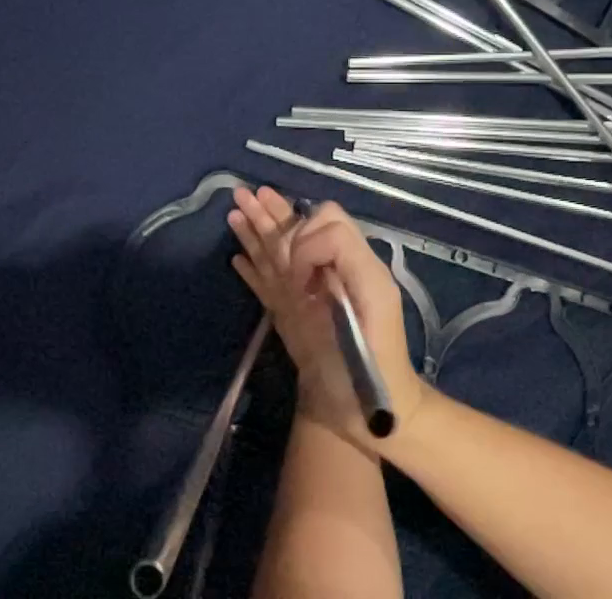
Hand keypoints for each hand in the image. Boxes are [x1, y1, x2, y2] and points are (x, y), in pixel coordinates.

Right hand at [227, 187, 426, 451]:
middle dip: (273, 214)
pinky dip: (254, 269)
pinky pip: (271, 286)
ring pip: (281, 254)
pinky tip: (237, 258)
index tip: (301, 280)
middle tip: (244, 195)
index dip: (307, 242)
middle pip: (299, 232)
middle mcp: (331, 276)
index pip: (327, 227)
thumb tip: (303, 246)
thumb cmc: (376, 364)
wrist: (372, 417)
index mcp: (356, 267)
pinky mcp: (296, 321)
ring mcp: (310, 299)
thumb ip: (346, 261)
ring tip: (235, 211)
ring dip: (259, 231)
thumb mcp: (372, 302)